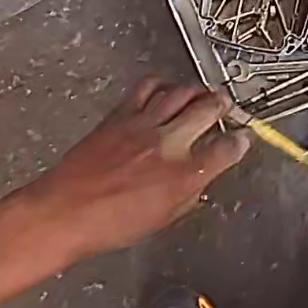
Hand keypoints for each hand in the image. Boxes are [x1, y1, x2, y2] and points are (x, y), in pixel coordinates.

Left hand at [14, 78, 250, 262]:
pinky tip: (166, 89)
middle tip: (226, 104)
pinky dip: (162, 84)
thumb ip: (189, 193)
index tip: (242, 138)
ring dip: (198, 89)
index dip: (240, 141)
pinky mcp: (121, 115)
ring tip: (203, 92)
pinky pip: (148, 87)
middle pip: (208, 108)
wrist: (65, 211)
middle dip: (223, 104)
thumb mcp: (162, 218)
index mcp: (183, 175)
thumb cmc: (108, 223)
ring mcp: (144, 125)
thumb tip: (201, 178)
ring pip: (181, 91)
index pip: (226, 149)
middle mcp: (168, 144)